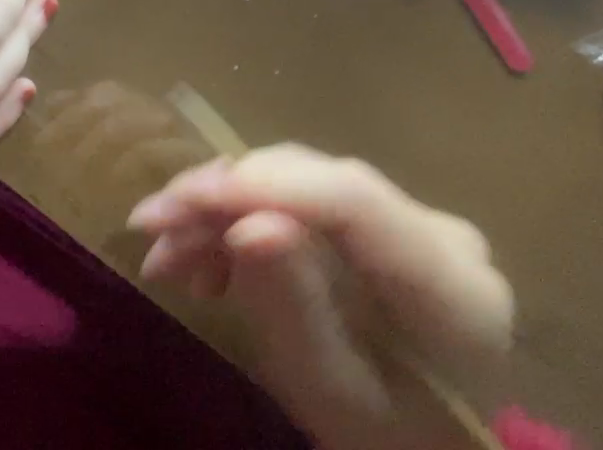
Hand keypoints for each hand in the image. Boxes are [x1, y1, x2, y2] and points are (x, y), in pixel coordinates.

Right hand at [127, 146, 513, 449]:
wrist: (422, 447)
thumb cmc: (382, 436)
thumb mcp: (331, 392)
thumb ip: (294, 308)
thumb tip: (247, 224)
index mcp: (454, 287)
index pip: (351, 200)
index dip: (259, 186)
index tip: (177, 203)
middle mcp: (439, 233)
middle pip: (309, 181)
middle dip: (218, 197)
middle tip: (148, 228)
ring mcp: (408, 222)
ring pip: (289, 180)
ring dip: (216, 210)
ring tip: (163, 257)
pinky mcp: (377, 224)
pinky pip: (291, 197)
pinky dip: (235, 220)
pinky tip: (201, 263)